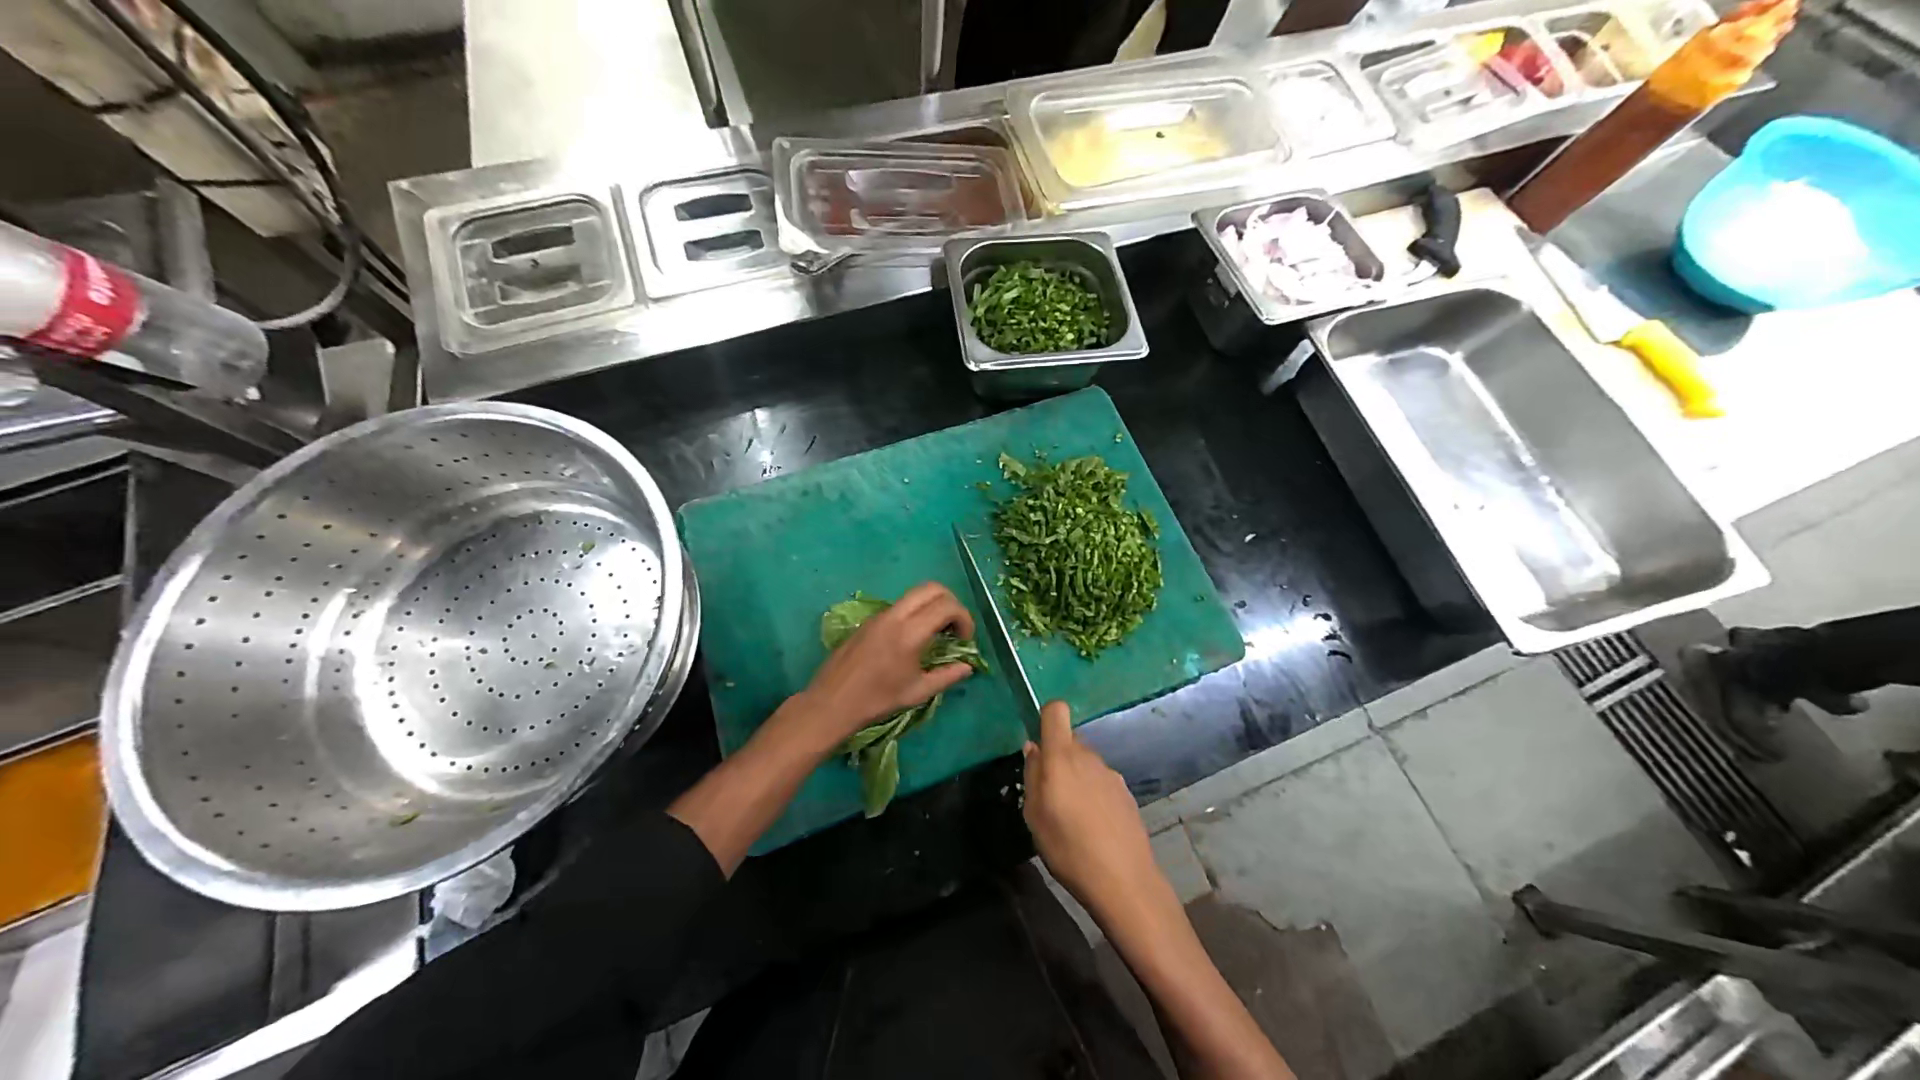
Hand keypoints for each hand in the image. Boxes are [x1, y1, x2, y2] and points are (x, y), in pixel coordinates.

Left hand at [787, 582, 977, 750]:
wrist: (832, 702)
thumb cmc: (877, 700)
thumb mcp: (918, 692)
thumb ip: (947, 676)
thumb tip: (968, 666)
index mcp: (910, 633)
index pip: (947, 606)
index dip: (965, 619)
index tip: (965, 640)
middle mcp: (895, 615)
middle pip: (932, 588)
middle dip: (951, 603)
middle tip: (955, 628)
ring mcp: (880, 615)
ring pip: (915, 593)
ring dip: (933, 605)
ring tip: (937, 633)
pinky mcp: (870, 620)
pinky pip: (901, 604)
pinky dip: (917, 611)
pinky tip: (914, 638)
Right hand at [1022, 701, 1171, 928]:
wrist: (1124, 881)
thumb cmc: (1069, 849)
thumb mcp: (1035, 816)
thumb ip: (1033, 776)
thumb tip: (1034, 749)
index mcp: (1062, 757)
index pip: (1057, 711)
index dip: (1046, 719)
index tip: (1039, 746)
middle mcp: (1089, 757)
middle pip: (1069, 741)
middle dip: (1057, 758)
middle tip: (1049, 795)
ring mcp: (1111, 774)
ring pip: (1085, 763)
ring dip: (1076, 779)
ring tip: (1071, 817)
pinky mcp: (1126, 793)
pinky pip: (1101, 782)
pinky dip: (1093, 795)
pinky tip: (1093, 827)